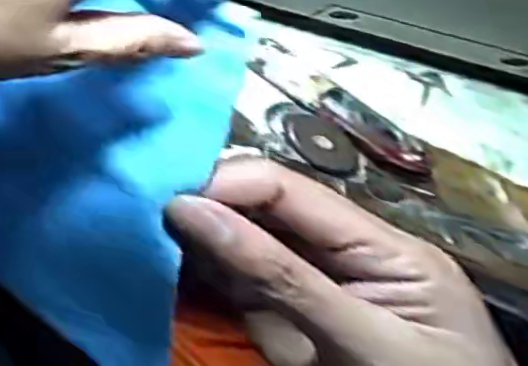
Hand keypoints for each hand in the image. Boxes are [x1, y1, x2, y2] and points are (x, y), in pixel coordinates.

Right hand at [167, 158, 513, 365]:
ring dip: (191, 226)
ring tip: (143, 223)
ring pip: (235, 227)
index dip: (217, 180)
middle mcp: (345, 249)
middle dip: (198, 199)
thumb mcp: (367, 346)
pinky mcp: (286, 304)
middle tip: (141, 204)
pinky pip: (231, 265)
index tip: (162, 196)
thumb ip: (278, 274)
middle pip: (255, 200)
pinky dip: (195, 257)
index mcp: (385, 246)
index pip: (281, 185)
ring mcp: (314, 277)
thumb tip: (181, 204)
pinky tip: (164, 251)